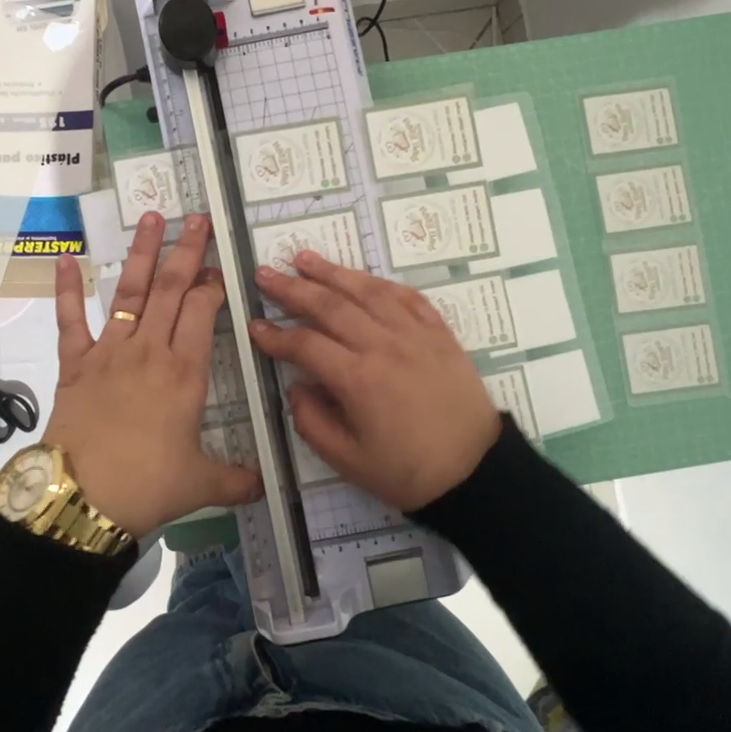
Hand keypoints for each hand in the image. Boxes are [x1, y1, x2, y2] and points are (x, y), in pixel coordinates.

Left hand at [42, 212, 261, 536]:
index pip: (203, 313)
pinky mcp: (75, 365)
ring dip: (143, 255)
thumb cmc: (148, 487)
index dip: (212, 286)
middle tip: (197, 218)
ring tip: (152, 218)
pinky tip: (67, 258)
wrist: (83, 499)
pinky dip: (67, 289)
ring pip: (130, 293)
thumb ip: (236, 479)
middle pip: (172, 290)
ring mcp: (109, 353)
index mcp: (184, 374)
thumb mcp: (201, 485)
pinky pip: (70, 320)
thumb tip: (265, 485)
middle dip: (187, 251)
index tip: (219, 268)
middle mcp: (149, 352)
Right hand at [249, 251, 501, 510]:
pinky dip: (380, 283)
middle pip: (331, 306)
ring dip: (333, 272)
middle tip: (265, 273)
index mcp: (358, 380)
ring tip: (304, 258)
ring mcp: (415, 335)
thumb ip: (312, 421)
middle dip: (293, 288)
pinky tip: (362, 277)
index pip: (306, 345)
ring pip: (367, 291)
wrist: (476, 472)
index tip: (254, 326)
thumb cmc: (407, 473)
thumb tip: (297, 386)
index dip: (276, 336)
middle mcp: (384, 346)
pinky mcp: (439, 334)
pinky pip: (407, 297)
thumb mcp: (348, 461)